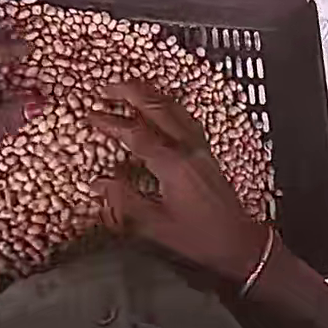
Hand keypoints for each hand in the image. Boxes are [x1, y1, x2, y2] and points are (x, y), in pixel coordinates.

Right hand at [89, 82, 269, 283]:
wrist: (237, 242)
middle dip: (131, 92)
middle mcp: (188, 148)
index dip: (111, 122)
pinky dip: (169, 106)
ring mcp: (200, 147)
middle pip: (158, 108)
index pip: (136, 134)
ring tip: (129, 87)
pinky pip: (186, 118)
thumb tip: (96, 182)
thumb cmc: (198, 237)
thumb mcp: (154, 225)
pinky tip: (161, 107)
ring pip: (174, 108)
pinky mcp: (207, 152)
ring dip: (150, 94)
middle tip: (106, 85)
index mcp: (173, 164)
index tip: (90, 113)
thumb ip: (124, 200)